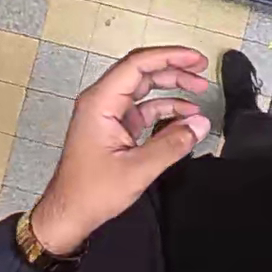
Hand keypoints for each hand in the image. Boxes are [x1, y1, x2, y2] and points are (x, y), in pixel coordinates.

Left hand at [29, 46, 210, 255]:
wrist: (69, 215)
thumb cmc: (90, 192)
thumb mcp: (138, 169)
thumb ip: (172, 143)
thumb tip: (200, 124)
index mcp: (100, 103)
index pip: (138, 64)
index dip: (169, 57)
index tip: (195, 59)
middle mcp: (102, 102)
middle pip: (142, 72)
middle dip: (174, 69)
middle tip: (201, 71)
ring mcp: (108, 114)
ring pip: (144, 89)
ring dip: (172, 88)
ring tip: (200, 91)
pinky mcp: (115, 128)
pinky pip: (144, 109)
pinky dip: (166, 109)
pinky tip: (185, 117)